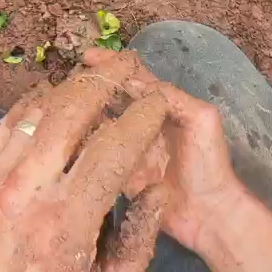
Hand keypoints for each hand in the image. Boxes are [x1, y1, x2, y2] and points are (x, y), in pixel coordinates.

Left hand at [0, 52, 171, 271]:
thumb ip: (136, 243)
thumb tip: (158, 188)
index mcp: (64, 223)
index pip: (113, 148)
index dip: (140, 119)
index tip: (157, 102)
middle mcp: (23, 190)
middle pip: (69, 110)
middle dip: (104, 80)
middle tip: (128, 64)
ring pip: (33, 111)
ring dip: (67, 87)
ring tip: (93, 72)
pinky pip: (3, 128)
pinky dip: (29, 107)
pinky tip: (47, 100)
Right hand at [82, 46, 241, 252]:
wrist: (210, 215)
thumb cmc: (209, 163)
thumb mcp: (201, 119)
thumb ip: (171, 96)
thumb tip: (132, 82)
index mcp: (160, 106)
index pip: (133, 77)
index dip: (112, 64)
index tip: (87, 57)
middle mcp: (141, 123)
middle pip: (112, 98)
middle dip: (93, 87)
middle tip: (69, 82)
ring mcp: (129, 148)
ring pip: (101, 124)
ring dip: (84, 113)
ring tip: (62, 105)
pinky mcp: (120, 174)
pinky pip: (99, 156)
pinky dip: (84, 145)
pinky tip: (68, 138)